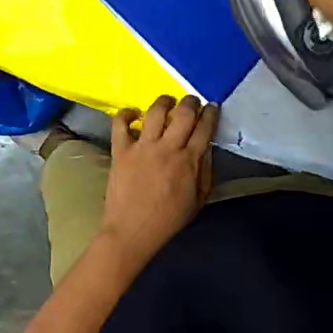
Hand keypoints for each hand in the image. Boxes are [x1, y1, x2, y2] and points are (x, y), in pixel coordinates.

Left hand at [98, 95, 218, 263]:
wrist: (133, 231)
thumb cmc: (169, 219)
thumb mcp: (199, 199)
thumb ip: (206, 171)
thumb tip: (207, 148)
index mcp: (189, 161)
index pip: (204, 128)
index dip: (211, 113)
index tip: (212, 107)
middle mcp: (167, 148)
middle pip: (183, 113)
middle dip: (190, 102)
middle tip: (191, 101)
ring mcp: (142, 147)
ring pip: (155, 112)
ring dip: (164, 101)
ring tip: (167, 101)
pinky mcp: (121, 150)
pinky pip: (120, 124)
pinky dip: (126, 114)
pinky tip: (133, 113)